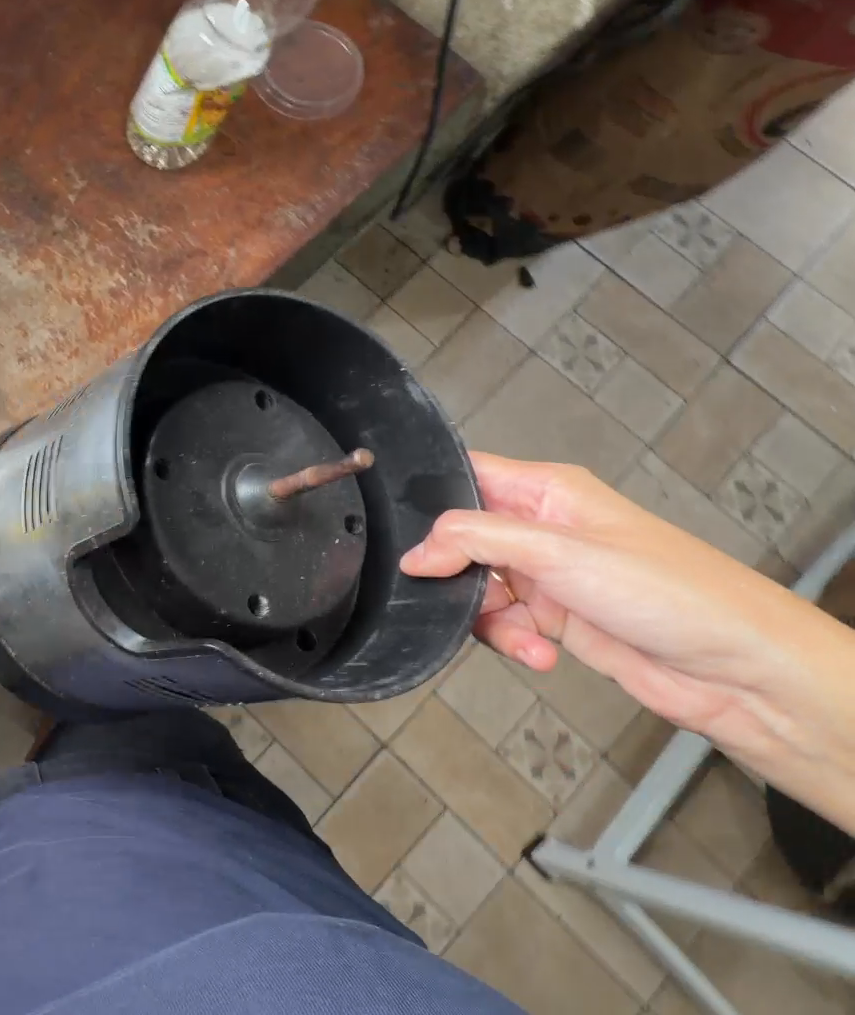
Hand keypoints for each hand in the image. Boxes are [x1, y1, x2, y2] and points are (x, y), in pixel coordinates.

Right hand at [399, 453, 854, 792]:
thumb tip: (414, 551)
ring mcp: (546, 574)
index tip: (406, 531)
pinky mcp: (551, 617)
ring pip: (472, 587)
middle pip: (458, 539)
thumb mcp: (558, 552)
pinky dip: (509, 641)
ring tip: (519, 633)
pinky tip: (539, 651)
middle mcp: (542, 529)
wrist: (743, 673)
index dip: (429, 499)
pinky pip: (499, 624)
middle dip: (449, 571)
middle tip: (452, 589)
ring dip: (484, 616)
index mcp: (548, 493)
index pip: (466, 475)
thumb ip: (474, 540)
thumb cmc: (681, 595)